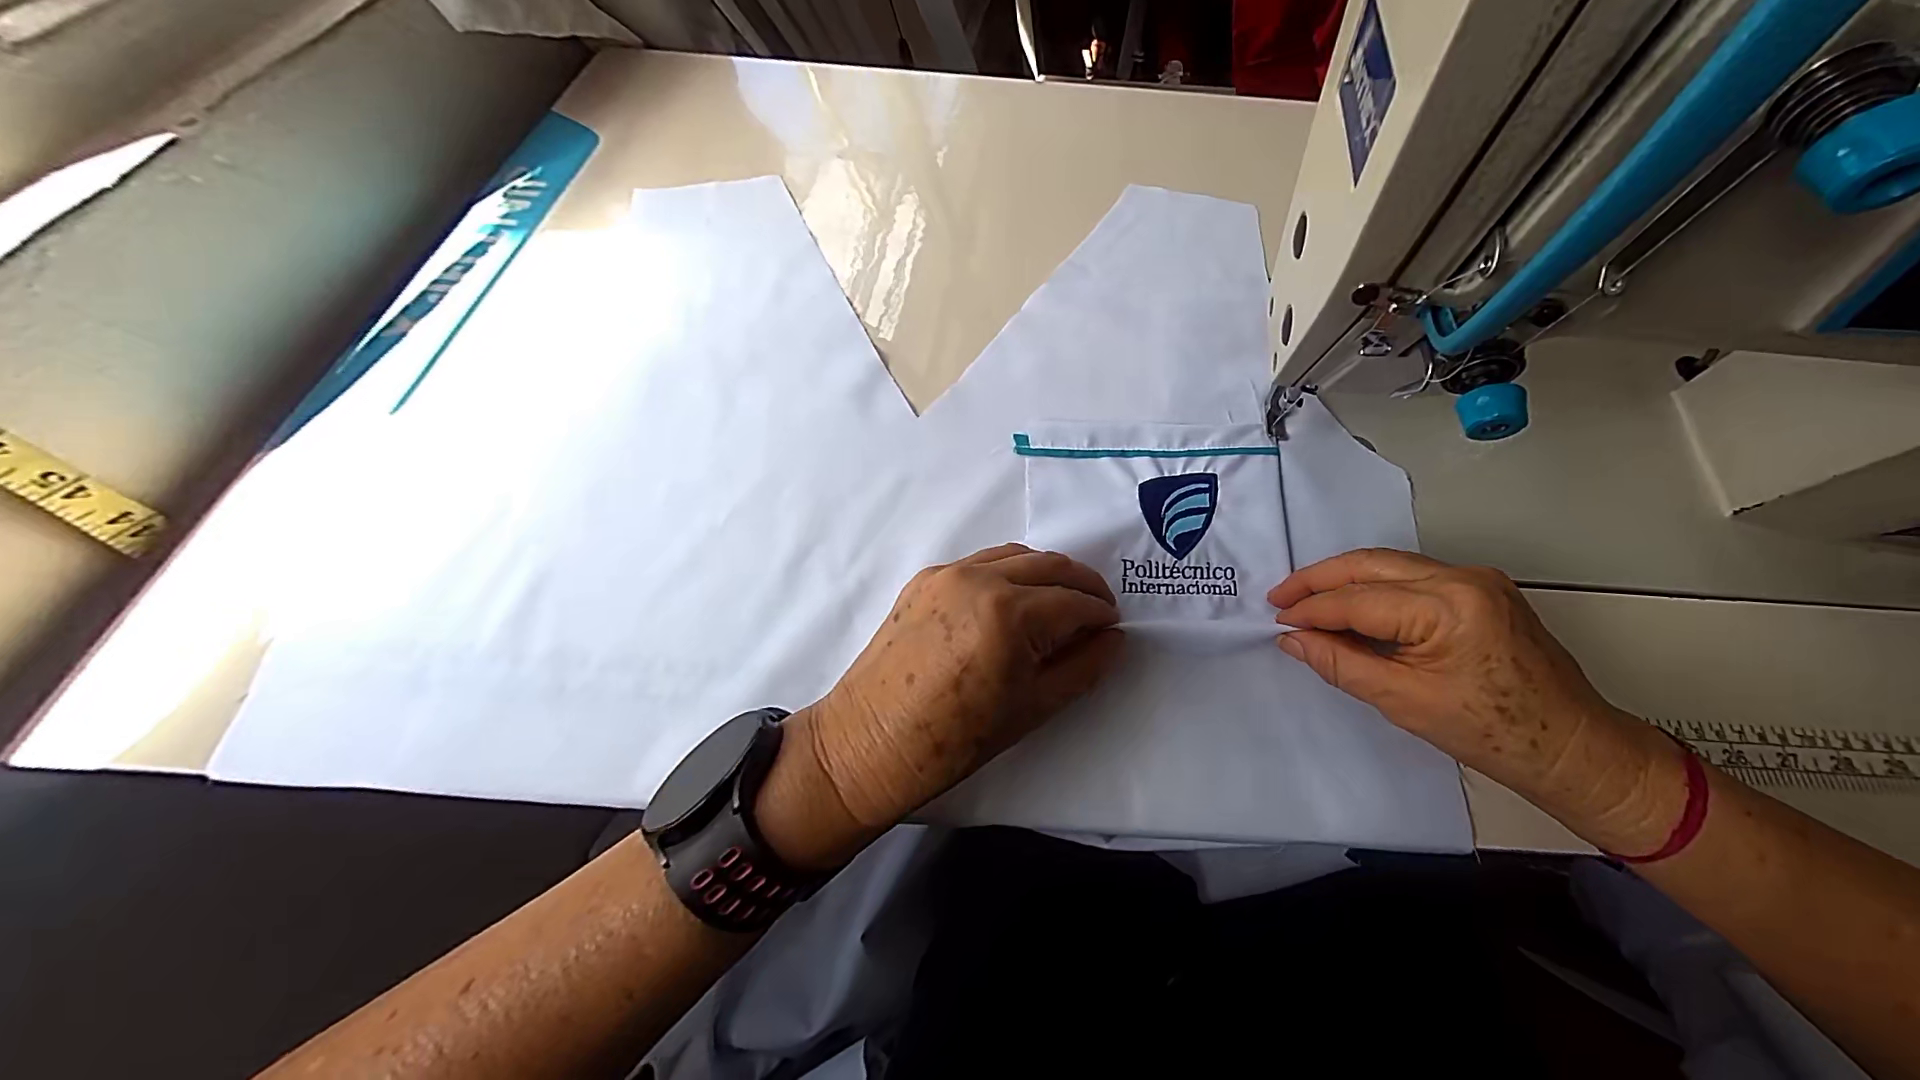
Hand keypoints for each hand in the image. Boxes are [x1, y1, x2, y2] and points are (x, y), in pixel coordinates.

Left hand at [758, 544, 1123, 868]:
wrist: (869, 742)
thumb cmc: (954, 740)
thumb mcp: (1032, 709)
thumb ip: (1082, 668)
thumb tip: (1112, 639)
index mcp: (1009, 614)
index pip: (1074, 602)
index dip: (1100, 615)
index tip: (1112, 628)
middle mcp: (978, 580)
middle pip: (1050, 566)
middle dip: (1082, 586)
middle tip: (1097, 611)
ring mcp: (947, 575)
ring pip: (1015, 556)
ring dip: (1046, 574)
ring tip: (1060, 605)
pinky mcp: (924, 580)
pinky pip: (980, 563)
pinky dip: (1008, 573)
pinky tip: (1014, 602)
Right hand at [1268, 548, 1686, 853]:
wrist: (1573, 746)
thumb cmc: (1493, 732)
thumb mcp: (1402, 700)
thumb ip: (1340, 662)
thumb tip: (1294, 639)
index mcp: (1448, 606)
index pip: (1357, 599)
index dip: (1311, 610)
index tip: (1278, 620)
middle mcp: (1463, 579)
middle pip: (1369, 564)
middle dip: (1318, 579)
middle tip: (1280, 598)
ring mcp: (1476, 579)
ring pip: (1388, 565)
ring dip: (1343, 580)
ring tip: (1306, 601)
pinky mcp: (1480, 588)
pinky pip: (1410, 577)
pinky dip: (1373, 588)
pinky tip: (1351, 607)